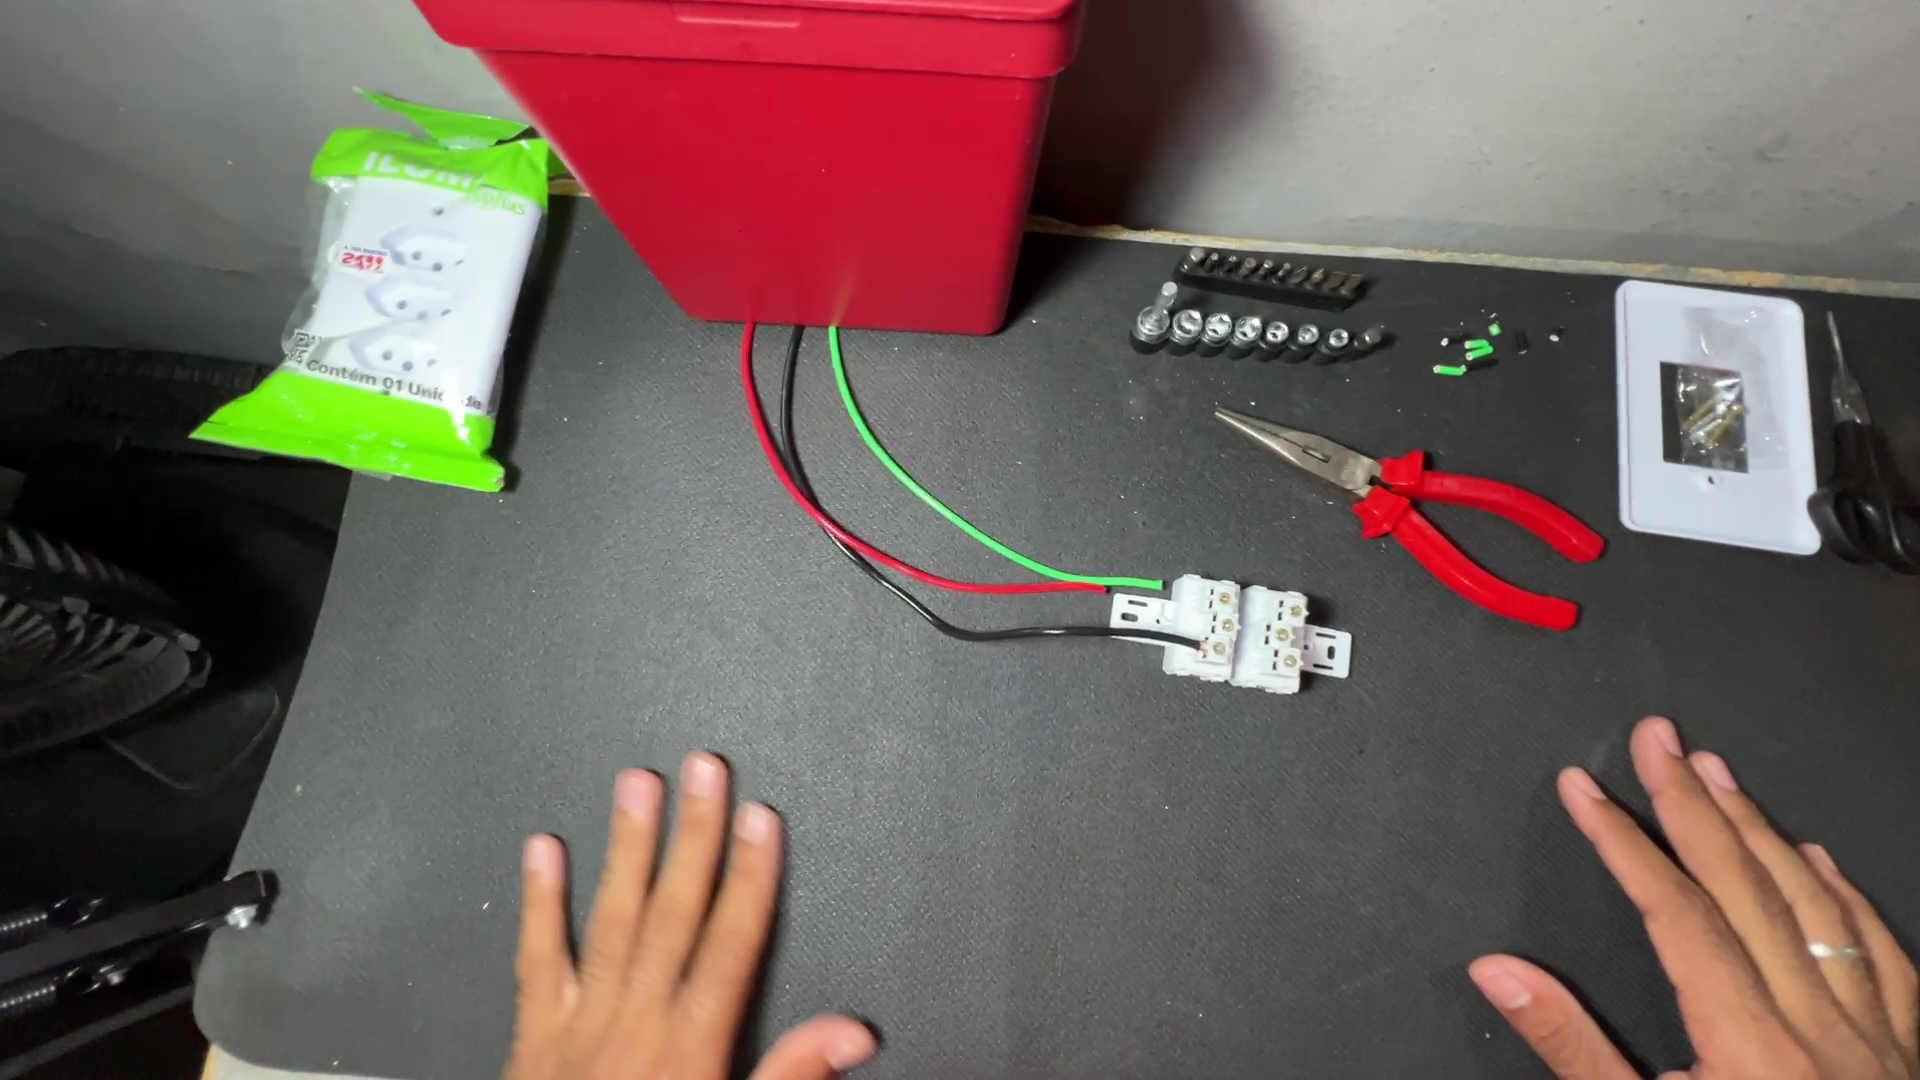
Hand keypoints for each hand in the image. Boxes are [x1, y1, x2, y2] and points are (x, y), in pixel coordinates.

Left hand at [505, 754, 876, 1079]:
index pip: (731, 944)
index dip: (752, 877)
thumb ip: (792, 1077)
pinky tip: (544, 850)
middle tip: (704, 771)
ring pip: (612, 919)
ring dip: (628, 848)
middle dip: (695, 835)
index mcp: (688, 1048)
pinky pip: (537, 961)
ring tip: (637, 785)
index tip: (762, 820)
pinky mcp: (534, 1034)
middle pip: (673, 913)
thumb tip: (852, 1031)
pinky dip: (540, 903)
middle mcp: (635, 1024)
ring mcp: (580, 1023)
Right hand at [1471, 716, 1918, 1078]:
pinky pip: (1886, 963)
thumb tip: (1494, 967)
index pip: (1677, 912)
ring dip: (1761, 831)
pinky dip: (1848, 902)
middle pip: (1748, 890)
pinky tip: (1821, 859)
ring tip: (1719, 771)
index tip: (1579, 785)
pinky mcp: (1907, 1061)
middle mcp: (1824, 1031)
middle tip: (1658, 738)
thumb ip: (1570, 1046)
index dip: (1622, 840)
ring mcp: (1878, 1045)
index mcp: (1754, 1046)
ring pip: (1817, 911)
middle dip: (1692, 804)